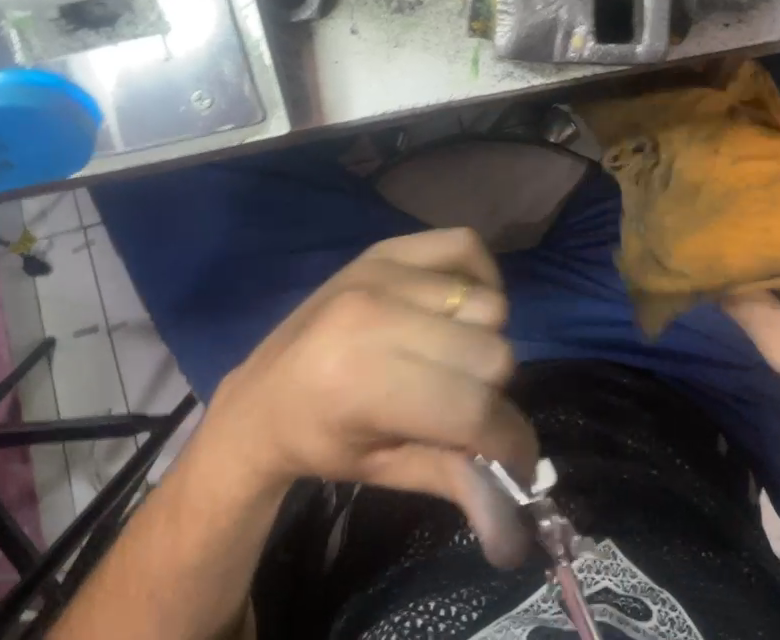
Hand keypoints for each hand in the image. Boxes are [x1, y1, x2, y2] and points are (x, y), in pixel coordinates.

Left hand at [202, 229, 538, 564]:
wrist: (260, 394)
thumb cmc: (320, 440)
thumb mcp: (383, 471)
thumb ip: (454, 482)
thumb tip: (517, 532)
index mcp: (363, 383)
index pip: (474, 409)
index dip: (511, 443)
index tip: (518, 463)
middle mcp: (373, 317)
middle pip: (493, 354)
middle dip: (491, 395)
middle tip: (465, 411)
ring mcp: (380, 273)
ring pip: (490, 306)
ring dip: (483, 342)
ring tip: (450, 362)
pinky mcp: (386, 248)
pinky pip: (467, 247)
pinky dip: (477, 280)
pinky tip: (454, 312)